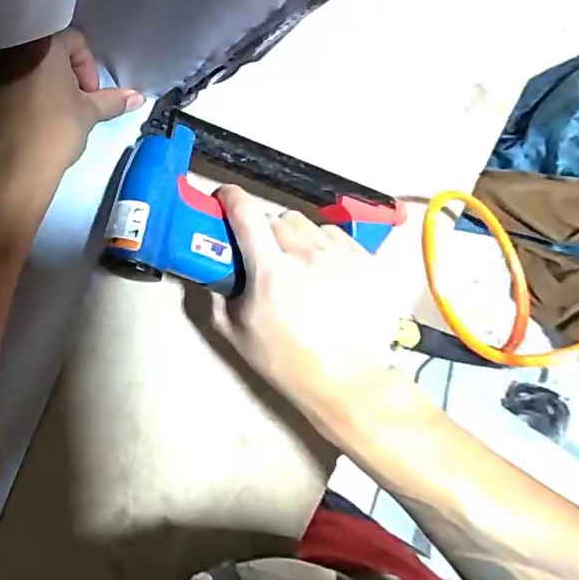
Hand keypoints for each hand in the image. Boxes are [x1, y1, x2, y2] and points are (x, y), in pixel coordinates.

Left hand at [0, 28, 142, 246]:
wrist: (11, 173)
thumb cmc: (55, 134)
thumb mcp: (88, 115)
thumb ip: (112, 100)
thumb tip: (137, 96)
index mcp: (41, 44)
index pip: (74, 41)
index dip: (87, 69)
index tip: (88, 96)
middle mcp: (6, 49)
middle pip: (41, 53)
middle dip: (58, 74)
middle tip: (67, 102)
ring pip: (13, 68)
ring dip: (30, 83)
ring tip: (41, 113)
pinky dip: (5, 99)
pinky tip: (15, 124)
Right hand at [211, 185, 430, 434]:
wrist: (348, 382)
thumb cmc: (286, 360)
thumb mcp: (236, 331)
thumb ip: (217, 295)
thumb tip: (209, 269)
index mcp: (271, 270)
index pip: (246, 213)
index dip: (230, 198)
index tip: (224, 197)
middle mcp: (308, 255)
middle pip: (276, 218)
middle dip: (263, 228)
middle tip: (261, 250)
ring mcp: (343, 256)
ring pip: (308, 223)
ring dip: (295, 235)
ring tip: (297, 260)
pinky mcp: (369, 263)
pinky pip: (338, 236)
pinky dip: (325, 245)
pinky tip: (324, 268)